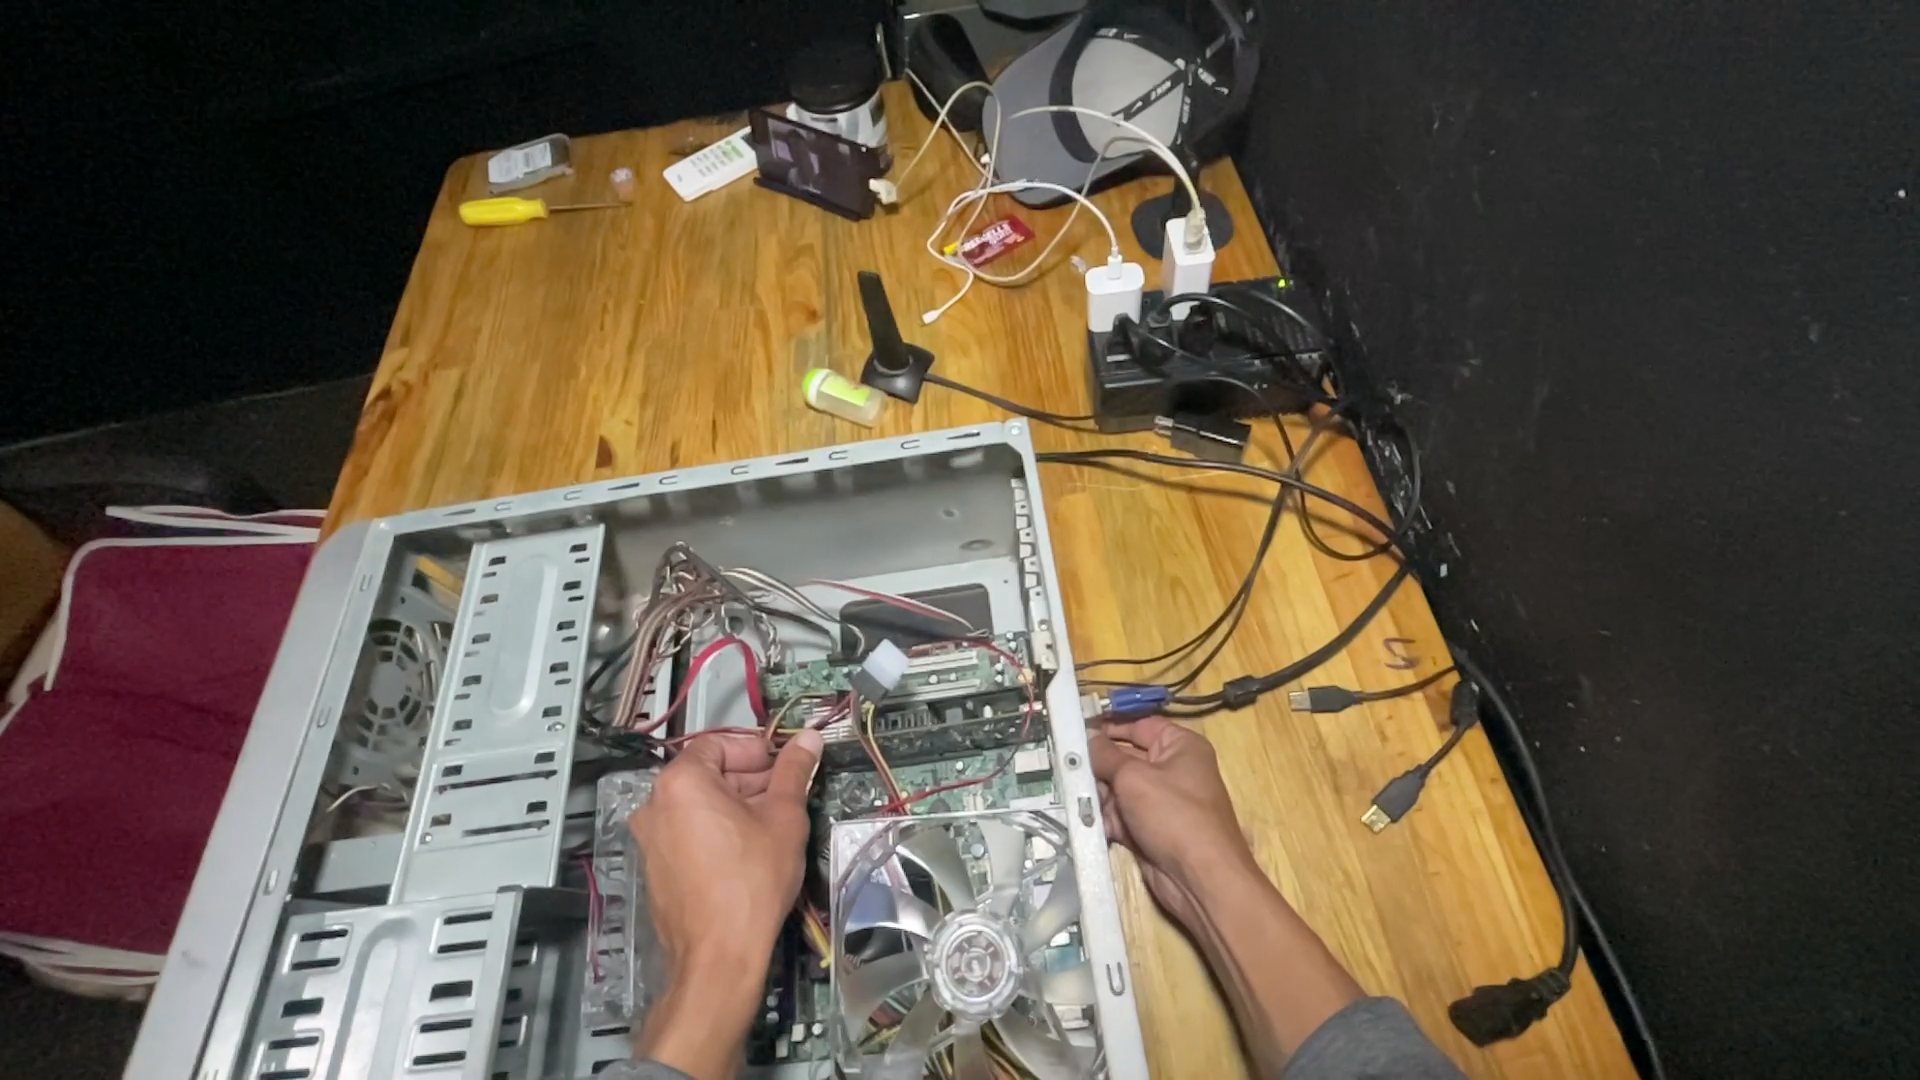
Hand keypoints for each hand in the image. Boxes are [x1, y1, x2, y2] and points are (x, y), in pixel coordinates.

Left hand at [628, 729, 821, 1078]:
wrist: (719, 957)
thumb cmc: (752, 880)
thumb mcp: (784, 816)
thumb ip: (794, 770)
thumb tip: (809, 738)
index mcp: (681, 782)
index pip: (719, 743)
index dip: (756, 749)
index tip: (784, 763)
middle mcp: (654, 805)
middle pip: (708, 773)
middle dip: (750, 778)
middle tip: (787, 792)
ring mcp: (650, 839)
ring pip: (700, 804)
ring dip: (737, 804)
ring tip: (774, 821)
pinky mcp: (655, 868)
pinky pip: (689, 830)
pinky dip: (718, 829)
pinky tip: (751, 847)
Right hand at [1088, 717, 1261, 930]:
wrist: (1200, 881)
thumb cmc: (1174, 815)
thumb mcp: (1134, 777)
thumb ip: (1105, 755)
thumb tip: (1088, 737)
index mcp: (1179, 746)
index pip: (1139, 725)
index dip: (1109, 724)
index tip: (1075, 726)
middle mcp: (1171, 770)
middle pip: (1124, 757)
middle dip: (1097, 764)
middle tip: (1064, 764)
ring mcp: (1159, 801)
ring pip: (1117, 787)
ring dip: (1097, 793)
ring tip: (1074, 794)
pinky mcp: (1148, 828)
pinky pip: (1119, 814)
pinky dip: (1103, 816)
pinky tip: (1084, 818)